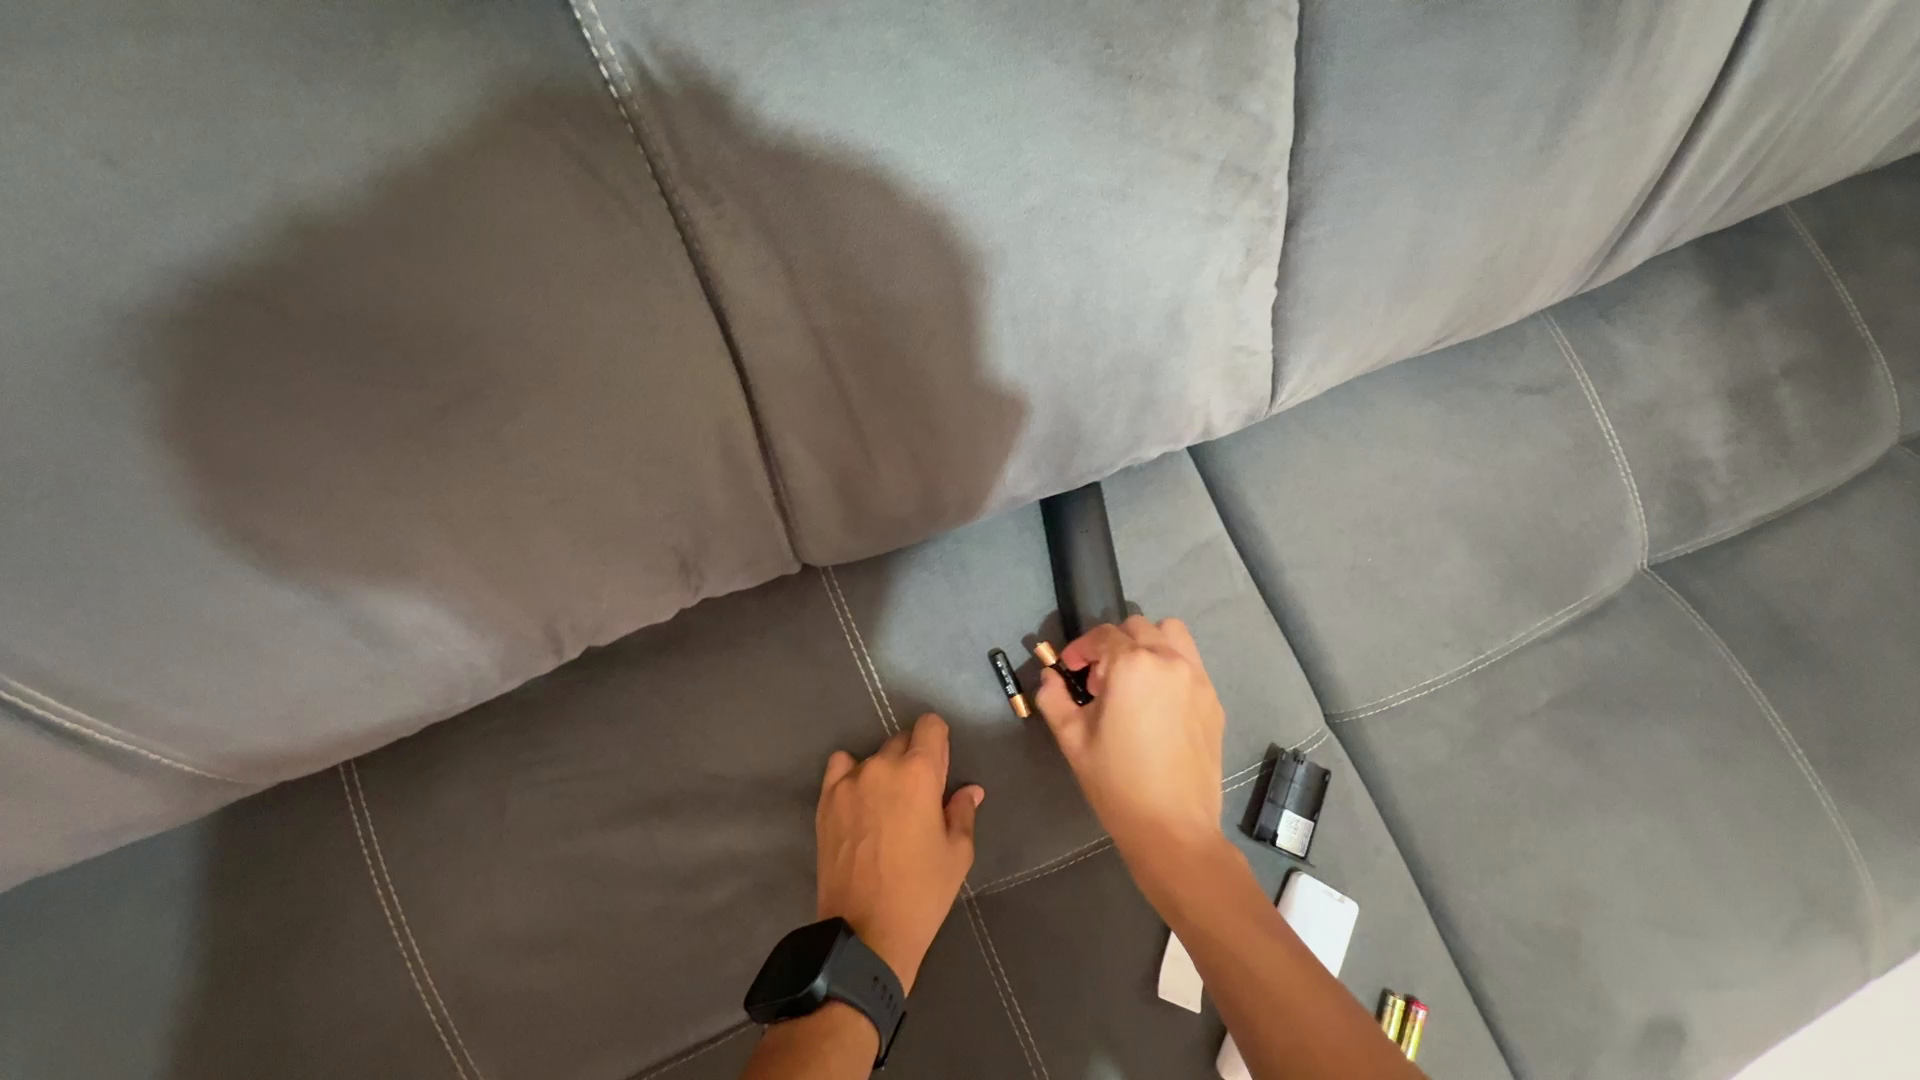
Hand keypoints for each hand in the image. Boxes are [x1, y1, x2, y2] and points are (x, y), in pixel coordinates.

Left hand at [815, 713, 982, 992]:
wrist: (866, 933)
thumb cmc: (922, 893)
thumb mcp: (957, 854)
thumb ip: (962, 812)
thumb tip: (969, 791)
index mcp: (919, 773)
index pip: (930, 726)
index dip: (939, 742)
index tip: (941, 767)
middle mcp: (882, 766)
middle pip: (902, 740)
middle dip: (914, 759)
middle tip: (919, 797)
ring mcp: (849, 781)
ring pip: (873, 757)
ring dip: (884, 770)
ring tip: (887, 806)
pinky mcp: (825, 800)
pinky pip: (841, 768)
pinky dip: (852, 774)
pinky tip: (859, 801)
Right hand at [1033, 616, 1226, 878]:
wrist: (1172, 827)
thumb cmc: (1116, 783)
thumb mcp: (1073, 739)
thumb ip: (1055, 699)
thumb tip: (1049, 677)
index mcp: (1132, 665)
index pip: (1102, 636)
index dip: (1080, 649)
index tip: (1070, 670)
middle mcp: (1168, 660)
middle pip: (1137, 628)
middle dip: (1113, 646)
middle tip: (1100, 681)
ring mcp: (1197, 679)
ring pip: (1172, 634)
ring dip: (1148, 644)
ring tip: (1134, 680)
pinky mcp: (1213, 700)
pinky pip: (1190, 663)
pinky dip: (1171, 666)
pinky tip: (1158, 704)